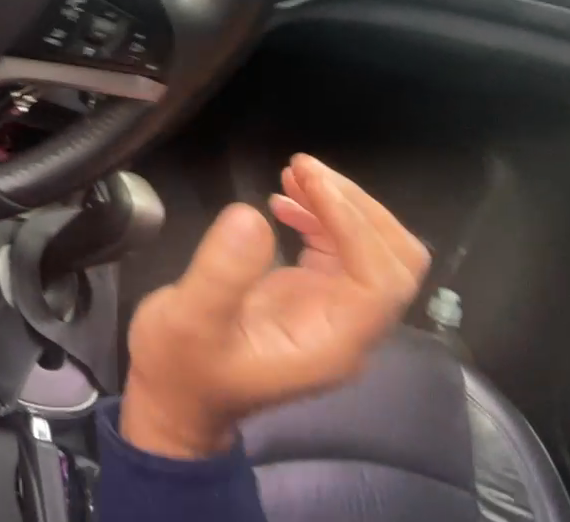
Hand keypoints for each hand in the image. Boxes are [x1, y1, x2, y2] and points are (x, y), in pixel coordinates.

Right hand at [121, 154, 429, 458]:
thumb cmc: (180, 366)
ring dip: (342, 207)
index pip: (379, 278)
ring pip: (373, 253)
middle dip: (358, 208)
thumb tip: (251, 214)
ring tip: (292, 174)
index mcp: (331, 341)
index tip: (306, 181)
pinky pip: (341, 255)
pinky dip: (323, 219)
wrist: (175, 401)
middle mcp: (346, 328)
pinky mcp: (310, 302)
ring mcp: (331, 314)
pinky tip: (284, 203)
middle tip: (302, 168)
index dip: (353, 224)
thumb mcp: (187, 320)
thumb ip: (221, 272)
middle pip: (394, 263)